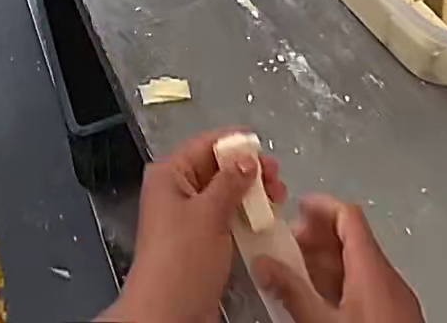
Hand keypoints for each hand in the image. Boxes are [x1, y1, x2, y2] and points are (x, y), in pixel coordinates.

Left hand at [99, 128, 285, 322]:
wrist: (167, 315)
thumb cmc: (183, 257)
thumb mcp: (208, 214)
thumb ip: (230, 182)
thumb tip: (247, 157)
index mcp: (170, 173)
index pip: (204, 145)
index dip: (233, 142)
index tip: (263, 144)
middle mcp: (176, 189)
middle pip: (215, 168)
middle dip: (247, 169)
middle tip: (277, 177)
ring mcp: (187, 216)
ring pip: (222, 193)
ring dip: (249, 192)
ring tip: (279, 196)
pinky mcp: (198, 241)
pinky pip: (224, 217)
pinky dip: (243, 215)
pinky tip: (265, 218)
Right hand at [253, 195, 423, 322]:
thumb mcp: (320, 322)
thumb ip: (290, 289)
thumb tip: (261, 263)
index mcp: (372, 269)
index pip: (348, 215)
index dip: (319, 205)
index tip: (293, 208)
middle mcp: (390, 279)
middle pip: (352, 238)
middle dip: (315, 237)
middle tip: (286, 246)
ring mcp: (398, 303)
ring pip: (359, 264)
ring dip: (326, 262)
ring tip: (296, 275)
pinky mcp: (399, 321)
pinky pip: (367, 287)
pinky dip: (340, 283)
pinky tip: (320, 302)